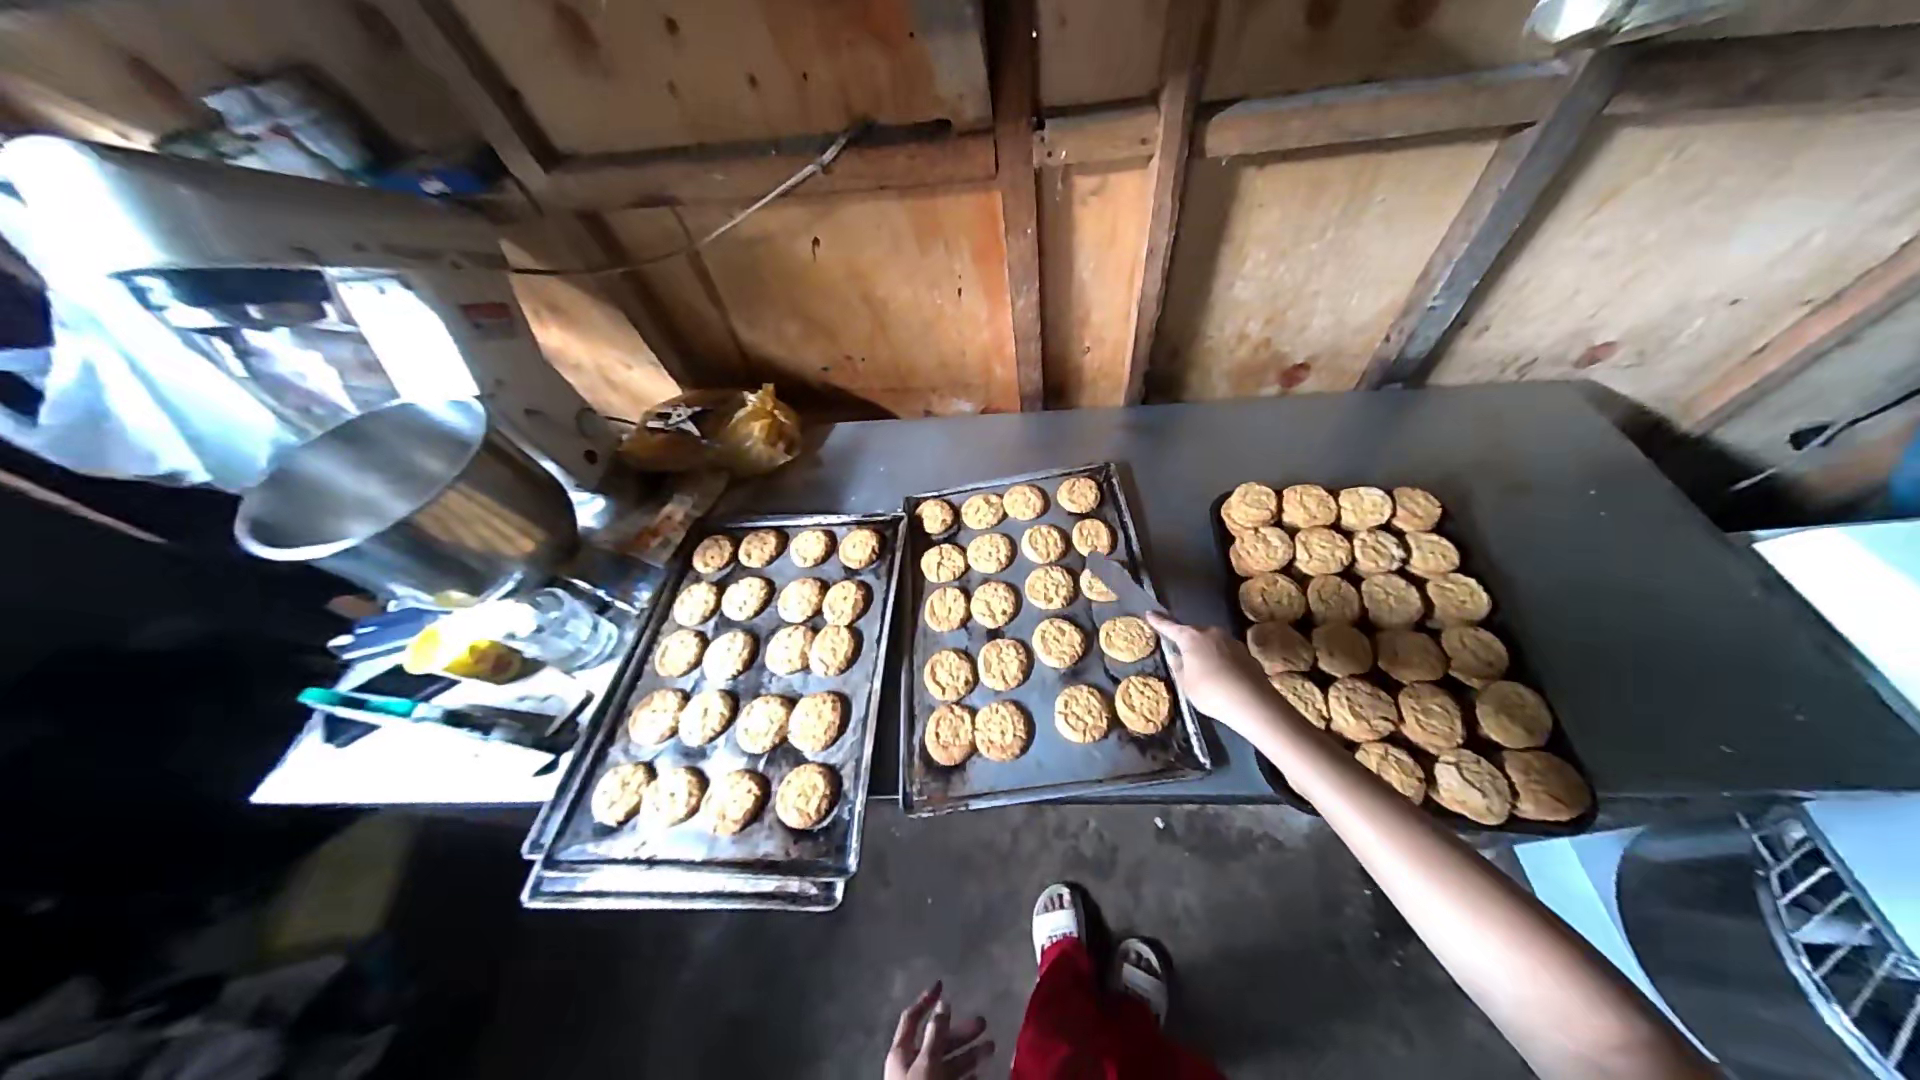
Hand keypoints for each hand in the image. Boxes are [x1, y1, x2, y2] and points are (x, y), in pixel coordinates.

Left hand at [885, 982, 992, 1079]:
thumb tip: (943, 1003)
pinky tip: (980, 1074)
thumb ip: (936, 1034)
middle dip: (960, 1031)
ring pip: (948, 1062)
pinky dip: (966, 1076)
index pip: (912, 1018)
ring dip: (969, 1053)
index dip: (926, 1000)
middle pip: (937, 1040)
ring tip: (991, 1046)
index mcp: (902, 1052)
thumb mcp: (927, 1063)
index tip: (942, 983)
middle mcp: (912, 1065)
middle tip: (983, 1023)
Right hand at [1147, 612, 1287, 735]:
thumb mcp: (1185, 684)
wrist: (1253, 703)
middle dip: (1186, 640)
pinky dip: (1220, 659)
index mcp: (1191, 638)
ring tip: (1202, 668)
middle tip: (1180, 652)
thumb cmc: (1211, 693)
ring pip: (1211, 642)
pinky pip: (1225, 652)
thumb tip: (1178, 657)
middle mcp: (1211, 633)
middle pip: (1193, 633)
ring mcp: (1231, 641)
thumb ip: (1179, 667)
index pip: (1169, 626)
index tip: (1149, 613)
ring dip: (1205, 650)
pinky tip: (1221, 675)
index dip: (1158, 621)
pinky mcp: (1246, 653)